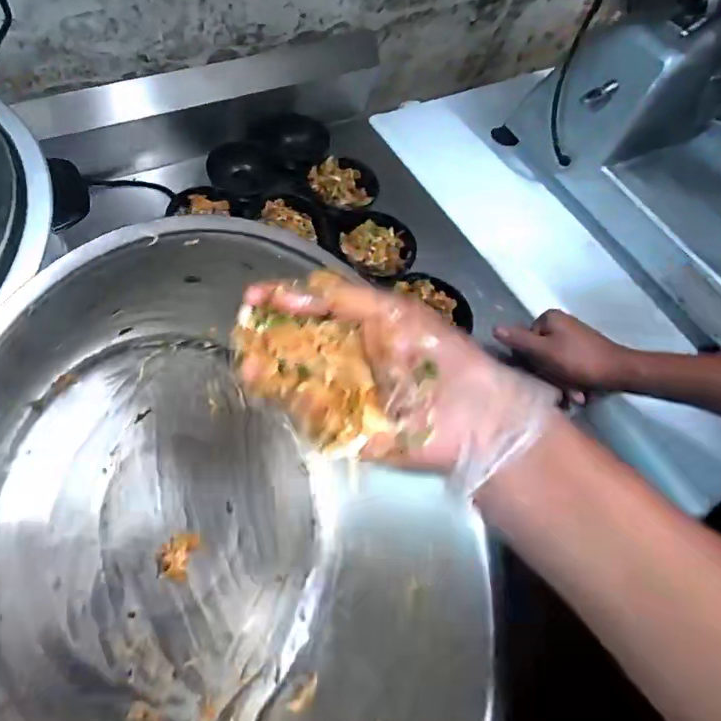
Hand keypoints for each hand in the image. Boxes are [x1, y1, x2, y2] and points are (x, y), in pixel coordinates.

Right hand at [238, 273, 556, 493]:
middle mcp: (341, 359)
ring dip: (268, 371)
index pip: (306, 310)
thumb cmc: (436, 354)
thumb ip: (343, 298)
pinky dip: (292, 403)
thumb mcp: (391, 311)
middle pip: (291, 346)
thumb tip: (294, 290)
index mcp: (353, 327)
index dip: (279, 301)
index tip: (252, 296)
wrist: (477, 417)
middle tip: (244, 331)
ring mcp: (340, 395)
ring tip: (250, 364)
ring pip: (293, 380)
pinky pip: (310, 415)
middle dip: (265, 337)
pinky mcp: (344, 429)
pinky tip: (280, 391)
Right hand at [493, 310, 640, 393]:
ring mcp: (573, 336)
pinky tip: (580, 392)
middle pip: (541, 352)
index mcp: (549, 318)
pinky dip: (572, 379)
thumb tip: (494, 328)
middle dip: (550, 376)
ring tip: (575, 396)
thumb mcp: (545, 352)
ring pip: (555, 362)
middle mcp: (560, 323)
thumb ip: (519, 340)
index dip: (532, 362)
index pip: (525, 341)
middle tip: (563, 393)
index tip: (545, 378)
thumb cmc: (582, 362)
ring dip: (562, 382)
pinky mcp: (585, 349)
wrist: (626, 373)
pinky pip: (569, 364)